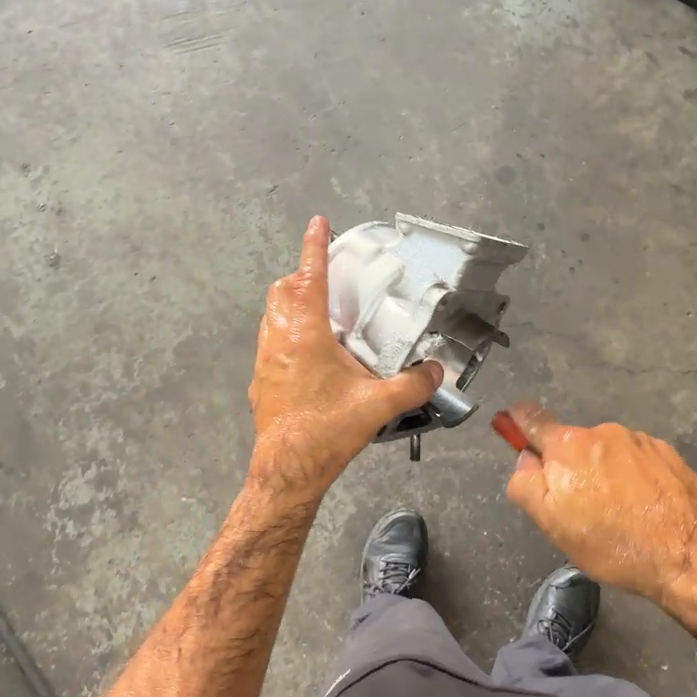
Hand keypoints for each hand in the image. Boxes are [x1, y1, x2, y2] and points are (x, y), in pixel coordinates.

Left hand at [246, 216, 443, 502]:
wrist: (286, 472)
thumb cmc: (324, 434)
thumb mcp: (377, 406)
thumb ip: (412, 385)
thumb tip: (435, 372)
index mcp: (305, 334)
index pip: (309, 276)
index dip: (314, 246)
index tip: (318, 223)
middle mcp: (279, 340)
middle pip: (282, 290)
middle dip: (302, 275)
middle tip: (325, 276)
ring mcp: (265, 361)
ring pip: (271, 315)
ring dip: (291, 304)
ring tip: (320, 312)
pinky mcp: (261, 382)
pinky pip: (270, 343)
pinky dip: (286, 333)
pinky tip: (310, 356)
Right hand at [503, 402, 696, 605]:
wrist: (688, 555)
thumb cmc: (612, 543)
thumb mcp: (552, 523)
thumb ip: (526, 484)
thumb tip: (525, 459)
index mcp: (568, 445)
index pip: (532, 419)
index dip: (517, 422)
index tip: (512, 426)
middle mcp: (602, 432)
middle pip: (573, 444)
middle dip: (571, 467)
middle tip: (582, 507)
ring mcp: (639, 440)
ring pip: (607, 453)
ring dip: (605, 473)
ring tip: (619, 513)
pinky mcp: (668, 454)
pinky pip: (637, 460)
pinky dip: (634, 477)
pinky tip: (644, 507)